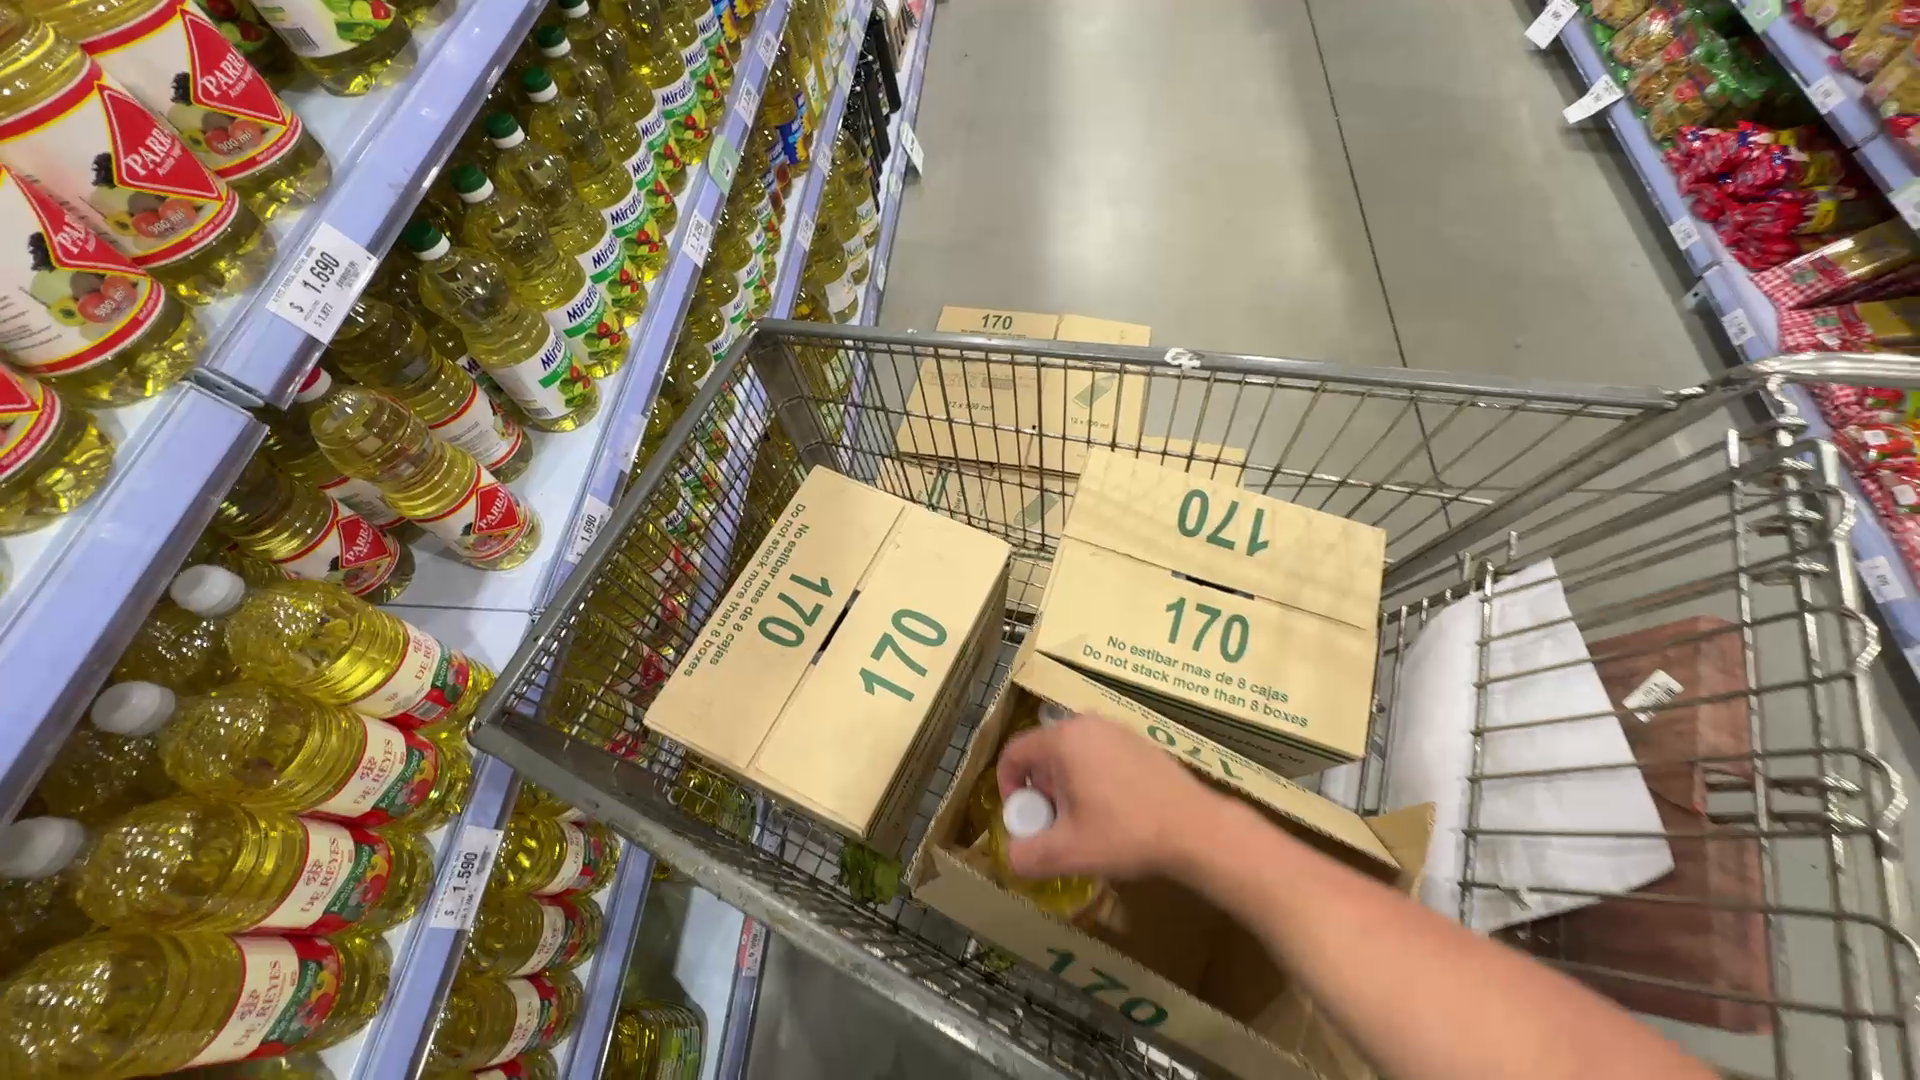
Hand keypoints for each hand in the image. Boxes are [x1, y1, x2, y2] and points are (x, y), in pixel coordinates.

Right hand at [994, 712, 1228, 881]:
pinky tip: (1114, 811)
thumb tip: (1010, 857)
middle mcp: (1087, 723)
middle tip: (1055, 823)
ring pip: (1072, 754)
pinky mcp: (1138, 741)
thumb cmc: (1126, 833)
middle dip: (1040, 790)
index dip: (1007, 786)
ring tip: (1085, 821)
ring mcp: (1116, 729)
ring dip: (1066, 786)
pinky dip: (1092, 778)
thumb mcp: (1068, 852)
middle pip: (1043, 752)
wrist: (1196, 829)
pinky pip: (1098, 754)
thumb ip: (1026, 855)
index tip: (1022, 818)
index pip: (1014, 753)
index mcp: (1063, 739)